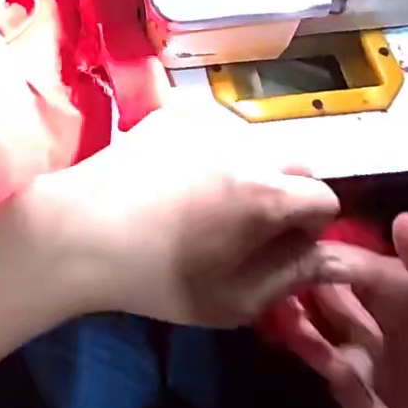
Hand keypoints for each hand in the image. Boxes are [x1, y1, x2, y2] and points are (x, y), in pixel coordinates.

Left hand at [25, 106, 341, 327]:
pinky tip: (178, 175)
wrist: (80, 229)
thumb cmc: (156, 275)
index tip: (277, 247)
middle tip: (243, 225)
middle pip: (293, 163)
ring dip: (248, 168)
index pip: (323, 197)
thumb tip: (326, 255)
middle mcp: (244, 143)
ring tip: (205, 198)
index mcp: (263, 191)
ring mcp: (206, 119)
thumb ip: (291, 274)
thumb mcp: (232, 297)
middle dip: (284, 195)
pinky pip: (217, 128)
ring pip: (255, 143)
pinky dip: (214, 149)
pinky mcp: (175, 110)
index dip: (309, 228)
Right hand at [268, 214, 407, 407]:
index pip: (337, 264)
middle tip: (338, 371)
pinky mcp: (376, 402)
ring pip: (335, 371)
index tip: (281, 284)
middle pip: (319, 313)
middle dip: (307, 334)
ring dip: (360, 405)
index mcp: (393, 284)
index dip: (306, 268)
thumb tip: (401, 218)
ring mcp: (370, 360)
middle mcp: (372, 316)